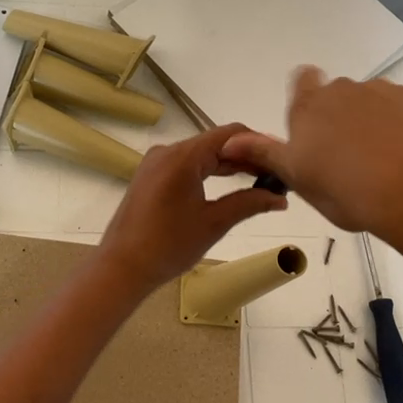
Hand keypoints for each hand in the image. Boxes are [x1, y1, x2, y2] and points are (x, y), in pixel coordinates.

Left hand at [94, 122, 288, 293]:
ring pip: (201, 155)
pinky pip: (186, 165)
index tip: (281, 158)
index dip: (258, 144)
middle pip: (215, 143)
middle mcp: (167, 151)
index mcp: (182, 156)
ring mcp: (156, 163)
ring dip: (228, 165)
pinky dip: (208, 172)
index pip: (230, 135)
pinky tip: (229, 185)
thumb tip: (280, 198)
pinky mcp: (150, 176)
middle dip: (246, 156)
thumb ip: (249, 203)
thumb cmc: (168, 246)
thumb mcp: (214, 223)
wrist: (121, 267)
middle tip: (276, 173)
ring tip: (260, 180)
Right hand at [219, 66, 402, 237]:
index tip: (314, 127)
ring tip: (382, 161)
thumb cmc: (343, 189)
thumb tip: (228, 141)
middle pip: (338, 95)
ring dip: (373, 121)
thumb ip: (262, 153)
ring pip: (373, 101)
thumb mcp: (296, 177)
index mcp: (309, 106)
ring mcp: (383, 91)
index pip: (303, 79)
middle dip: (341, 117)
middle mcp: (343, 89)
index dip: (307, 97)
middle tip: (347, 158)